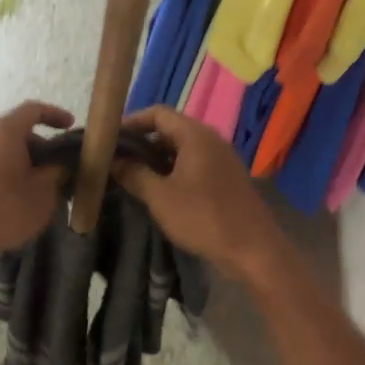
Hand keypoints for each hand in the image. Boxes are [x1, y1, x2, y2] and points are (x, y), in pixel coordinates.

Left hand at [0, 101, 74, 273]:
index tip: (70, 125)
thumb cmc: (9, 210)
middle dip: (40, 143)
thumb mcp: (44, 191)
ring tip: (40, 180)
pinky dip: (7, 166)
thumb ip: (56, 171)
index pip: (32, 110)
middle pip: (16, 129)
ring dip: (23, 157)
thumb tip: (58, 166)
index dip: (54, 114)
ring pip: (3, 146)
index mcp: (4, 131)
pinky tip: (19, 189)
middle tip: (57, 163)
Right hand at [114, 105, 289, 286]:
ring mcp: (221, 159)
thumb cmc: (204, 218)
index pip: (158, 113)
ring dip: (156, 158)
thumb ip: (134, 174)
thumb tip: (113, 161)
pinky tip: (158, 190)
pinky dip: (172, 170)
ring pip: (181, 148)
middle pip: (169, 129)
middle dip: (141, 142)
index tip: (110, 138)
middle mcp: (210, 140)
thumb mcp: (160, 197)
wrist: (254, 251)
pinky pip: (193, 163)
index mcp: (195, 136)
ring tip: (131, 175)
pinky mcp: (225, 178)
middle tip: (116, 158)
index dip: (131, 122)